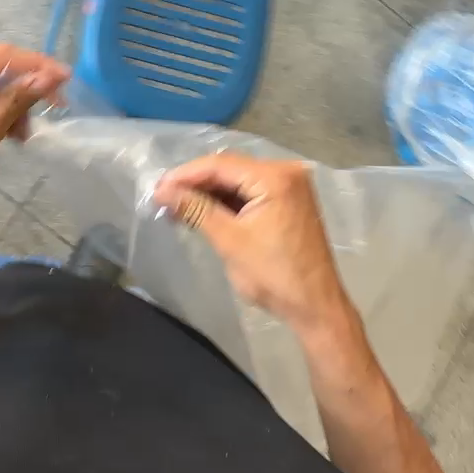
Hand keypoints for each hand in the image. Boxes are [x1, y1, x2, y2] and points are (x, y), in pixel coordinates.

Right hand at [154, 153, 353, 331]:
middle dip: (196, 183)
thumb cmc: (275, 277)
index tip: (157, 187)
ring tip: (177, 206)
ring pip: (238, 180)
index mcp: (275, 177)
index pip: (220, 164)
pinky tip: (204, 210)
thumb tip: (162, 190)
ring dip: (209, 192)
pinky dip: (228, 201)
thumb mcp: (230, 241)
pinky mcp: (289, 199)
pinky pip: (251, 191)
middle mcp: (286, 171)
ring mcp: (290, 185)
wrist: (316, 308)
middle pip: (230, 168)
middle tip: (163, 197)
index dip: (185, 175)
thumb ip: (196, 209)